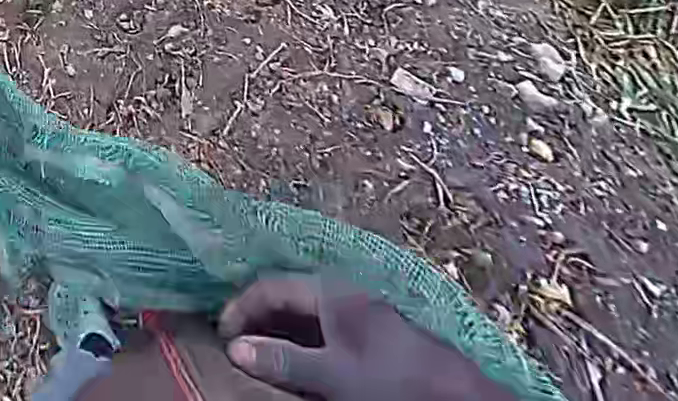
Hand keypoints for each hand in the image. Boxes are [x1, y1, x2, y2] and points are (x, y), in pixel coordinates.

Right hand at [219, 275, 515, 400]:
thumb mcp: (333, 375)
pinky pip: (321, 328)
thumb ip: (283, 360)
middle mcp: (339, 291)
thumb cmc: (390, 380)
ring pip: (303, 313)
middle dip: (257, 318)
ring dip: (277, 331)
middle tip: (234, 345)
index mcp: (327, 289)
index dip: (241, 307)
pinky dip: (299, 341)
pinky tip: (296, 362)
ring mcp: (355, 311)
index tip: (220, 334)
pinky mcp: (369, 332)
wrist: (457, 397)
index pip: (270, 286)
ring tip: (258, 356)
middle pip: (285, 296)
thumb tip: (234, 349)